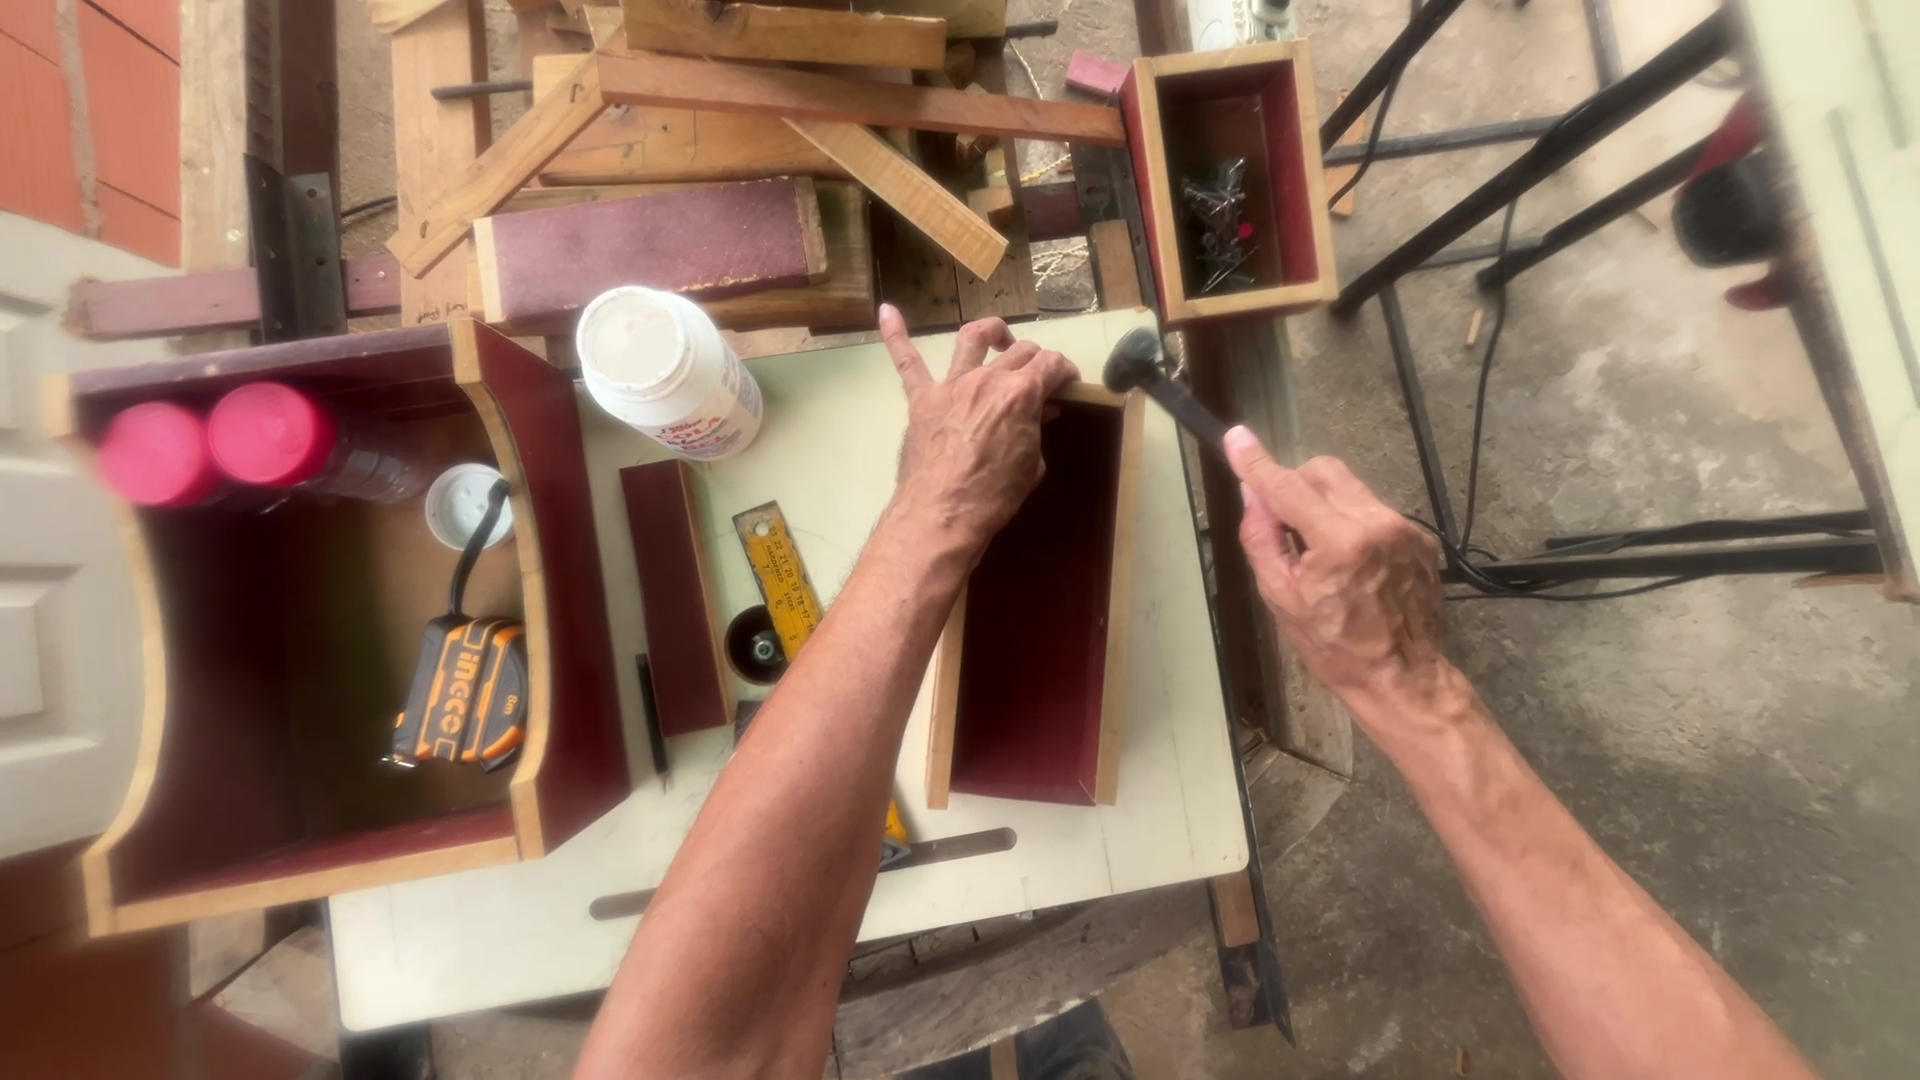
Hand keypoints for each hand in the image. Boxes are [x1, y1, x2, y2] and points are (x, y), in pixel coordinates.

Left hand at [879, 305, 1078, 551]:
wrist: (942, 514)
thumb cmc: (994, 497)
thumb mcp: (1032, 465)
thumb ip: (1036, 432)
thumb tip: (1040, 415)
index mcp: (1020, 393)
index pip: (1052, 365)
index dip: (1065, 372)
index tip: (1068, 383)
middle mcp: (986, 378)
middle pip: (1019, 351)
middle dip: (1036, 360)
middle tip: (1039, 379)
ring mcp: (951, 386)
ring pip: (971, 338)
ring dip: (990, 332)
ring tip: (999, 339)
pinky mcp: (922, 400)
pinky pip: (907, 362)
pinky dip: (896, 335)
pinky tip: (887, 311)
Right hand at [1225, 426, 1447, 699]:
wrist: (1401, 676)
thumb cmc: (1332, 646)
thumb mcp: (1279, 596)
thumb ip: (1262, 537)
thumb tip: (1253, 495)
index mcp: (1340, 541)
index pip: (1287, 486)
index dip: (1257, 462)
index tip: (1237, 437)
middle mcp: (1378, 523)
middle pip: (1324, 470)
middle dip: (1294, 483)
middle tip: (1281, 521)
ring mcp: (1404, 529)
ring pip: (1349, 487)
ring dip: (1322, 503)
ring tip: (1317, 550)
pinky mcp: (1420, 538)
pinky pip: (1372, 509)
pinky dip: (1349, 520)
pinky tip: (1348, 560)